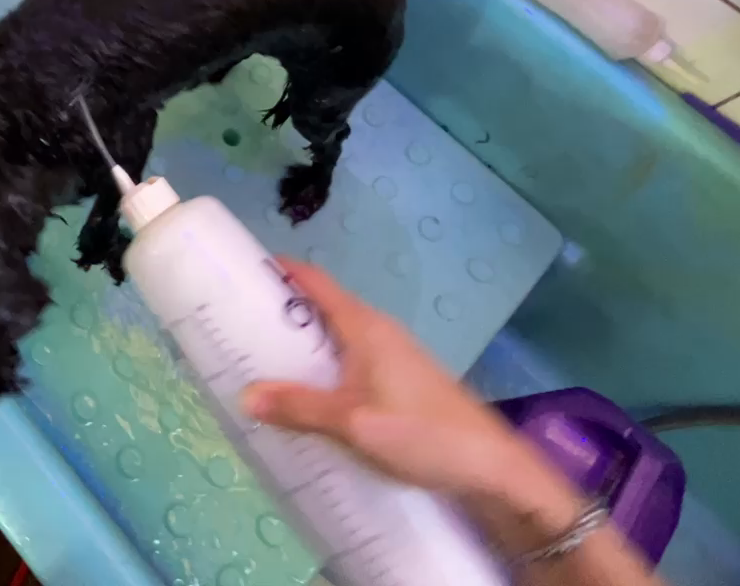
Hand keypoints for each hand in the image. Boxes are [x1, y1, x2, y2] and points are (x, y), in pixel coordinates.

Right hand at [242, 261, 578, 519]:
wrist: (495, 470)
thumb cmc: (421, 431)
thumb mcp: (353, 423)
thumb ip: (299, 408)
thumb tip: (244, 396)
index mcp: (363, 325)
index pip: (315, 280)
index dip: (281, 269)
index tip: (244, 272)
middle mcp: (377, 329)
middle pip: (323, 305)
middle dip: (285, 310)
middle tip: (244, 327)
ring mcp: (393, 353)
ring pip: (338, 333)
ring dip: (306, 340)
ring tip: (269, 361)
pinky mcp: (403, 378)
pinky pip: (353, 356)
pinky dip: (327, 362)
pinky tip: (315, 393)